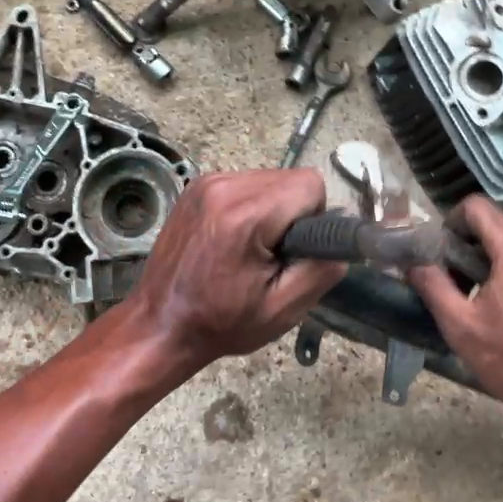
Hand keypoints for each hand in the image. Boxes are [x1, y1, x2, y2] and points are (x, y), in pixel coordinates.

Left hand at [124, 170, 346, 368]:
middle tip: (273, 257)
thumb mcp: (282, 310)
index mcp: (245, 214)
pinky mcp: (197, 185)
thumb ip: (321, 270)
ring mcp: (207, 181)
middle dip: (294, 215)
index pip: (310, 185)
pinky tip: (234, 239)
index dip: (315, 219)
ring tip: (252, 250)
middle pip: (290, 178)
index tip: (295, 252)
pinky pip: (245, 182)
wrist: (160, 323)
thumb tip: (342, 243)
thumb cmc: (220, 323)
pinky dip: (251, 206)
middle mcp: (224, 186)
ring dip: (273, 209)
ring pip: (269, 178)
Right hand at [408, 196, 502, 426]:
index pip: (477, 207)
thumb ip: (432, 285)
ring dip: (500, 265)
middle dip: (475, 251)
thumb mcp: (461, 328)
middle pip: (499, 230)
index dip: (453, 222)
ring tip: (494, 306)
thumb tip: (415, 262)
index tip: (445, 251)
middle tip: (463, 287)